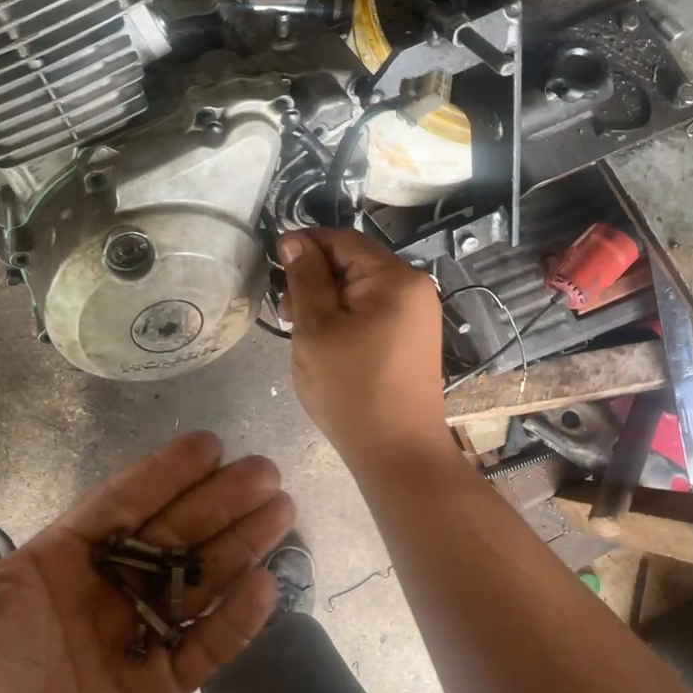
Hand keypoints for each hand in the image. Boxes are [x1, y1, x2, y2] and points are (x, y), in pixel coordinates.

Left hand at [0, 431, 294, 692]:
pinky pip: (201, 649)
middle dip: (217, 500)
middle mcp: (106, 589)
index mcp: (60, 562)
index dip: (164, 473)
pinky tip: (265, 588)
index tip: (208, 444)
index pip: (121, 505)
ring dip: (238, 546)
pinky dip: (234, 621)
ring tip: (282, 511)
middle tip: (264, 470)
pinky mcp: (155, 692)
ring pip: (196, 582)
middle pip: (171, 535)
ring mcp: (134, 639)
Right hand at [278, 228, 446, 453]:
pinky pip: (373, 310)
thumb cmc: (351, 388)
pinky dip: (345, 316)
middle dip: (315, 277)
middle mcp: (414, 288)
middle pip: (354, 262)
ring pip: (361, 288)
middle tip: (285, 312)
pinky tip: (326, 342)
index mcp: (395, 278)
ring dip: (327, 299)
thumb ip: (305, 278)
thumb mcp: (316, 328)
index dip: (306, 244)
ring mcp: (417, 314)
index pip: (343, 240)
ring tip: (302, 332)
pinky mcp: (412, 337)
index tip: (274, 264)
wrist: (397, 452)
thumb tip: (295, 240)